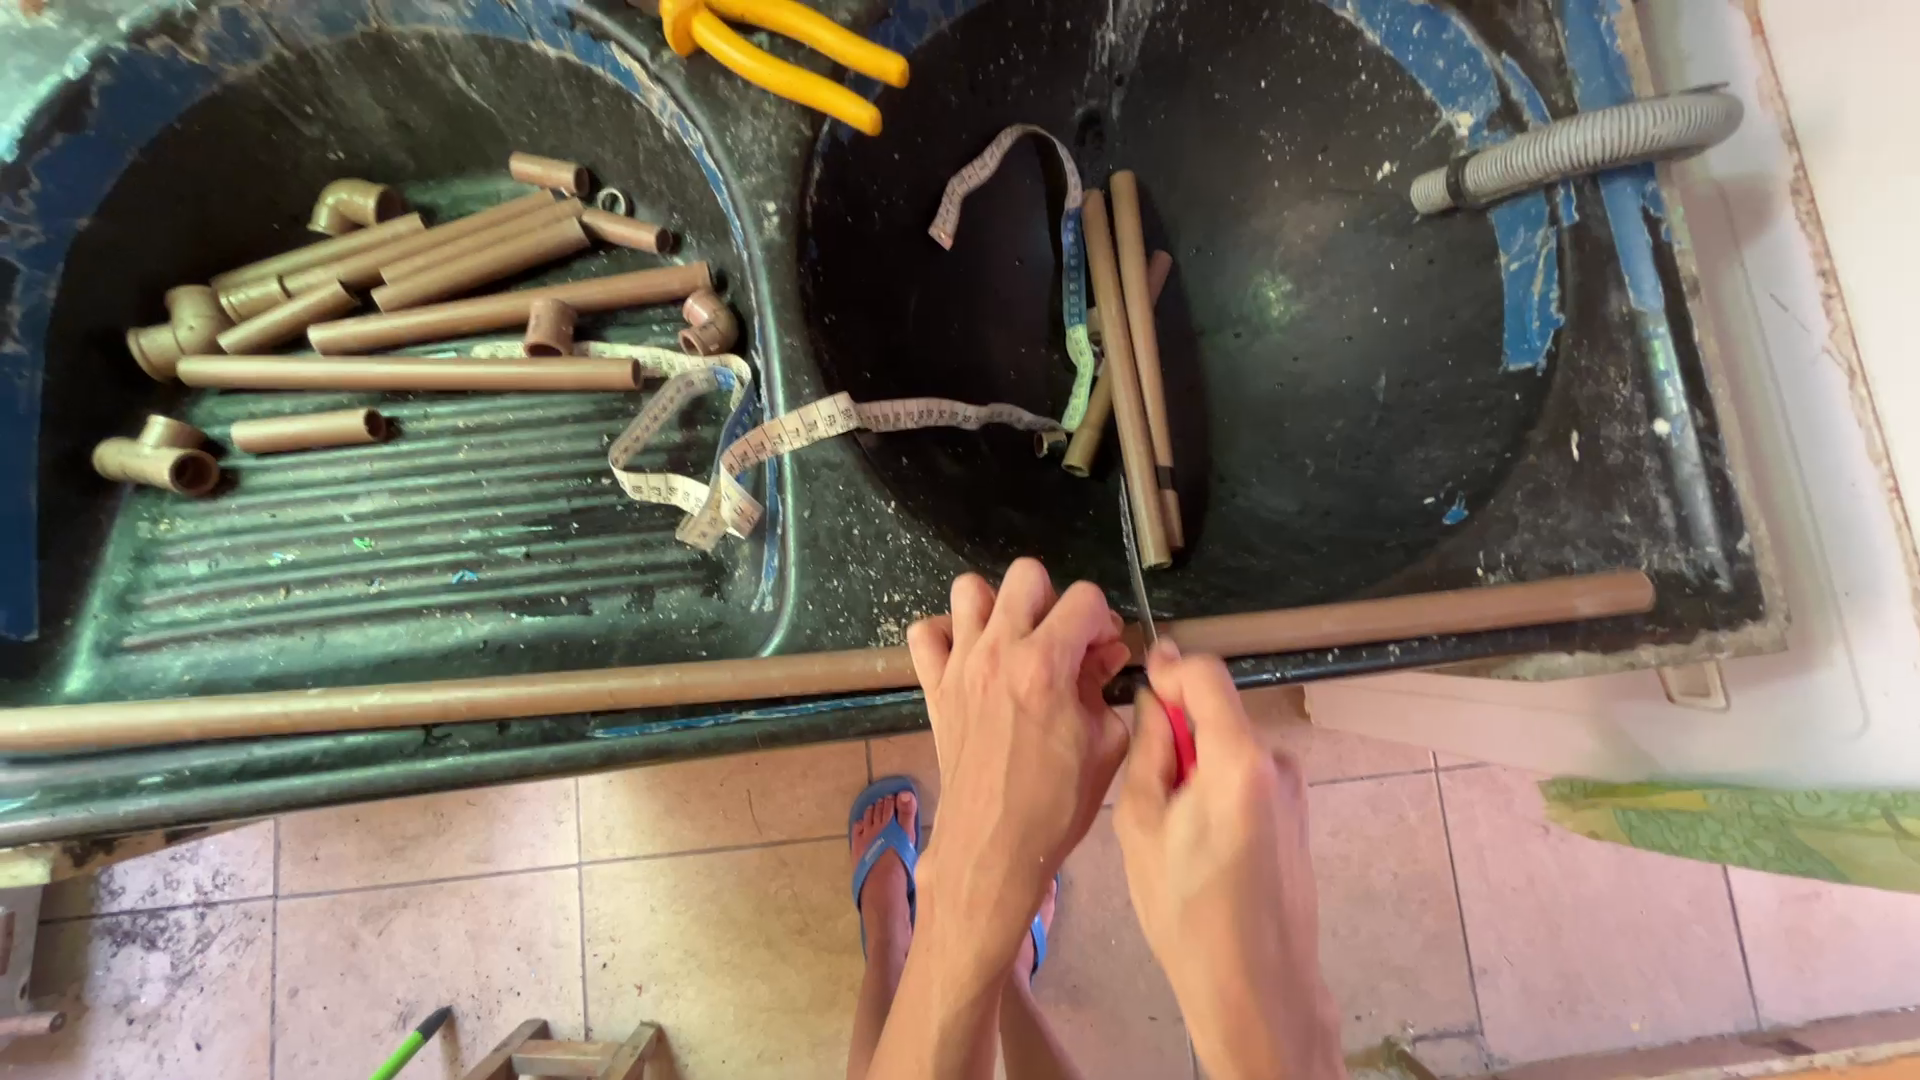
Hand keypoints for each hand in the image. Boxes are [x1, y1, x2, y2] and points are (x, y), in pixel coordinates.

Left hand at [905, 558, 1131, 974]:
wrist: (993, 845)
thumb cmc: (1058, 802)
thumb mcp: (1105, 744)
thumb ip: (1105, 687)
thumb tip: (1105, 652)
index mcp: (1046, 664)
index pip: (1084, 597)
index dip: (1102, 619)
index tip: (1102, 650)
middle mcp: (999, 651)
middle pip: (1026, 575)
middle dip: (1052, 600)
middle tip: (1060, 641)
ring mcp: (960, 664)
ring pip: (969, 589)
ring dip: (997, 606)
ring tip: (1014, 642)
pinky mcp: (934, 684)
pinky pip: (925, 633)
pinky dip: (946, 635)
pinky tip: (970, 658)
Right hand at [1113, 644, 1344, 1079]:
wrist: (1257, 995)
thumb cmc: (1185, 909)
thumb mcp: (1140, 822)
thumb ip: (1148, 748)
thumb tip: (1152, 700)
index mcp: (1238, 758)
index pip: (1207, 674)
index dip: (1168, 669)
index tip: (1137, 683)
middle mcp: (1276, 763)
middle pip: (1217, 712)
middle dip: (1176, 727)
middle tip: (1143, 779)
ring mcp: (1294, 791)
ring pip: (1228, 746)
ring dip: (1194, 761)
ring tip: (1168, 822)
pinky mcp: (1297, 816)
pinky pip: (1245, 776)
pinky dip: (1215, 785)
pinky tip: (1198, 839)